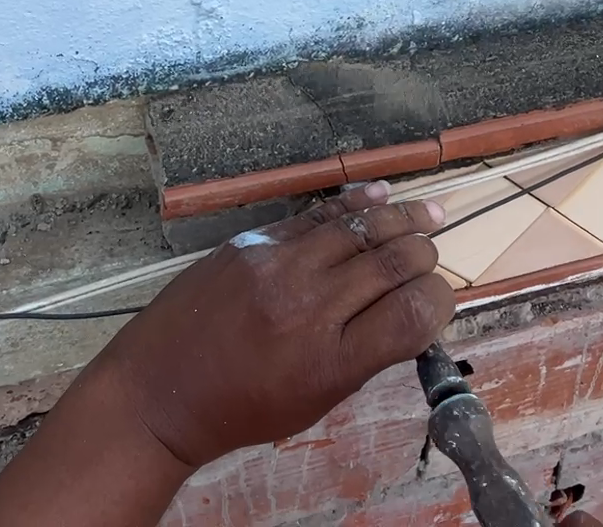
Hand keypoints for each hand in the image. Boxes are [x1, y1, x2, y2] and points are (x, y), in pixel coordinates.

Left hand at [92, 180, 453, 467]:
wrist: (161, 386)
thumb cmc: (241, 407)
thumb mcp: (314, 400)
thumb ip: (364, 354)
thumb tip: (409, 310)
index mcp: (330, 362)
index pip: (411, 315)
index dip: (440, 301)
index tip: (442, 298)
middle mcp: (309, 306)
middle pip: (391, 262)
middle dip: (425, 254)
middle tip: (433, 254)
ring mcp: (278, 265)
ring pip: (358, 227)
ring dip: (401, 218)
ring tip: (431, 212)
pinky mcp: (254, 240)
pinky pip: (315, 214)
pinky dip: (354, 203)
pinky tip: (381, 195)